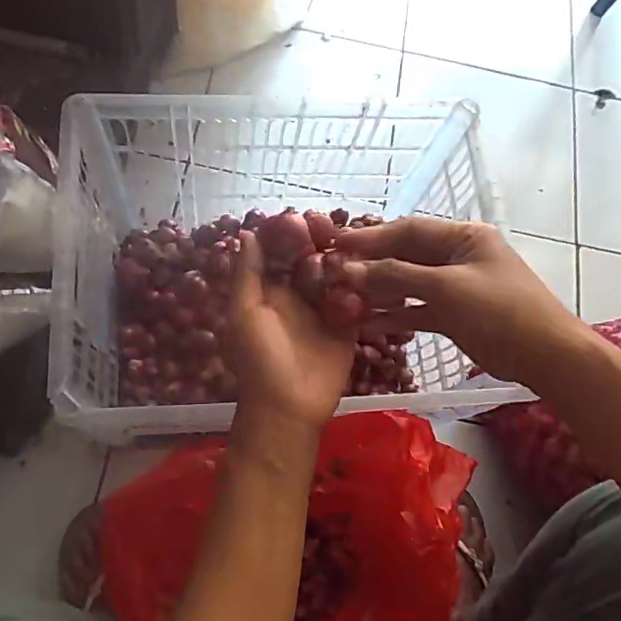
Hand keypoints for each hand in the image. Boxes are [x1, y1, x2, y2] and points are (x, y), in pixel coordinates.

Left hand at [227, 230, 355, 426]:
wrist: (289, 406)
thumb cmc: (259, 358)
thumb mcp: (243, 313)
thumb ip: (247, 274)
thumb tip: (248, 233)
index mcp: (268, 291)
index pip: (280, 253)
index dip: (289, 234)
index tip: (304, 214)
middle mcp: (296, 296)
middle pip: (311, 260)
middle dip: (321, 242)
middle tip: (337, 225)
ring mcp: (323, 310)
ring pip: (335, 275)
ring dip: (344, 259)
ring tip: (359, 241)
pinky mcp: (347, 325)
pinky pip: (356, 298)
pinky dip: (363, 283)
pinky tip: (376, 265)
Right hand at [336, 217, 587, 382]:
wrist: (544, 355)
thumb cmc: (500, 310)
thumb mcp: (446, 287)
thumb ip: (395, 277)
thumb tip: (348, 270)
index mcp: (463, 237)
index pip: (408, 229)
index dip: (370, 237)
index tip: (335, 244)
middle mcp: (457, 257)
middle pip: (404, 256)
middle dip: (369, 265)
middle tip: (332, 273)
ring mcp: (454, 286)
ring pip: (406, 284)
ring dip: (377, 292)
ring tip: (342, 299)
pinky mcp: (452, 314)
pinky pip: (414, 309)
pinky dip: (393, 315)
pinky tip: (365, 322)